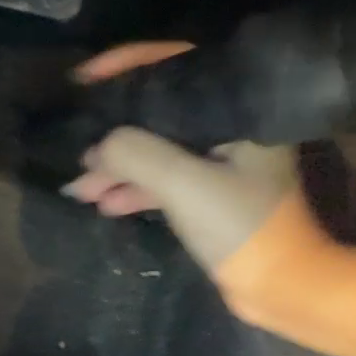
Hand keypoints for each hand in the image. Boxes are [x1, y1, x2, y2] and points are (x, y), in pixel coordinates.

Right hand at [62, 43, 303, 272]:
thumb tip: (98, 146)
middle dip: (116, 131)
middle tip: (76, 144)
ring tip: (80, 187)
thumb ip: (135, 153)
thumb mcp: (182, 184)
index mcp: (238, 110)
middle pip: (162, 113)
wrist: (280, 288)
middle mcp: (232, 130)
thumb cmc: (240, 227)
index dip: (126, 66)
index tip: (84, 80)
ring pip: (162, 153)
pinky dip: (138, 191)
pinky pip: (169, 183)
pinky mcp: (215, 199)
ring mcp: (225, 165)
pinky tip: (105, 203)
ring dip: (121, 168)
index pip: (176, 66)